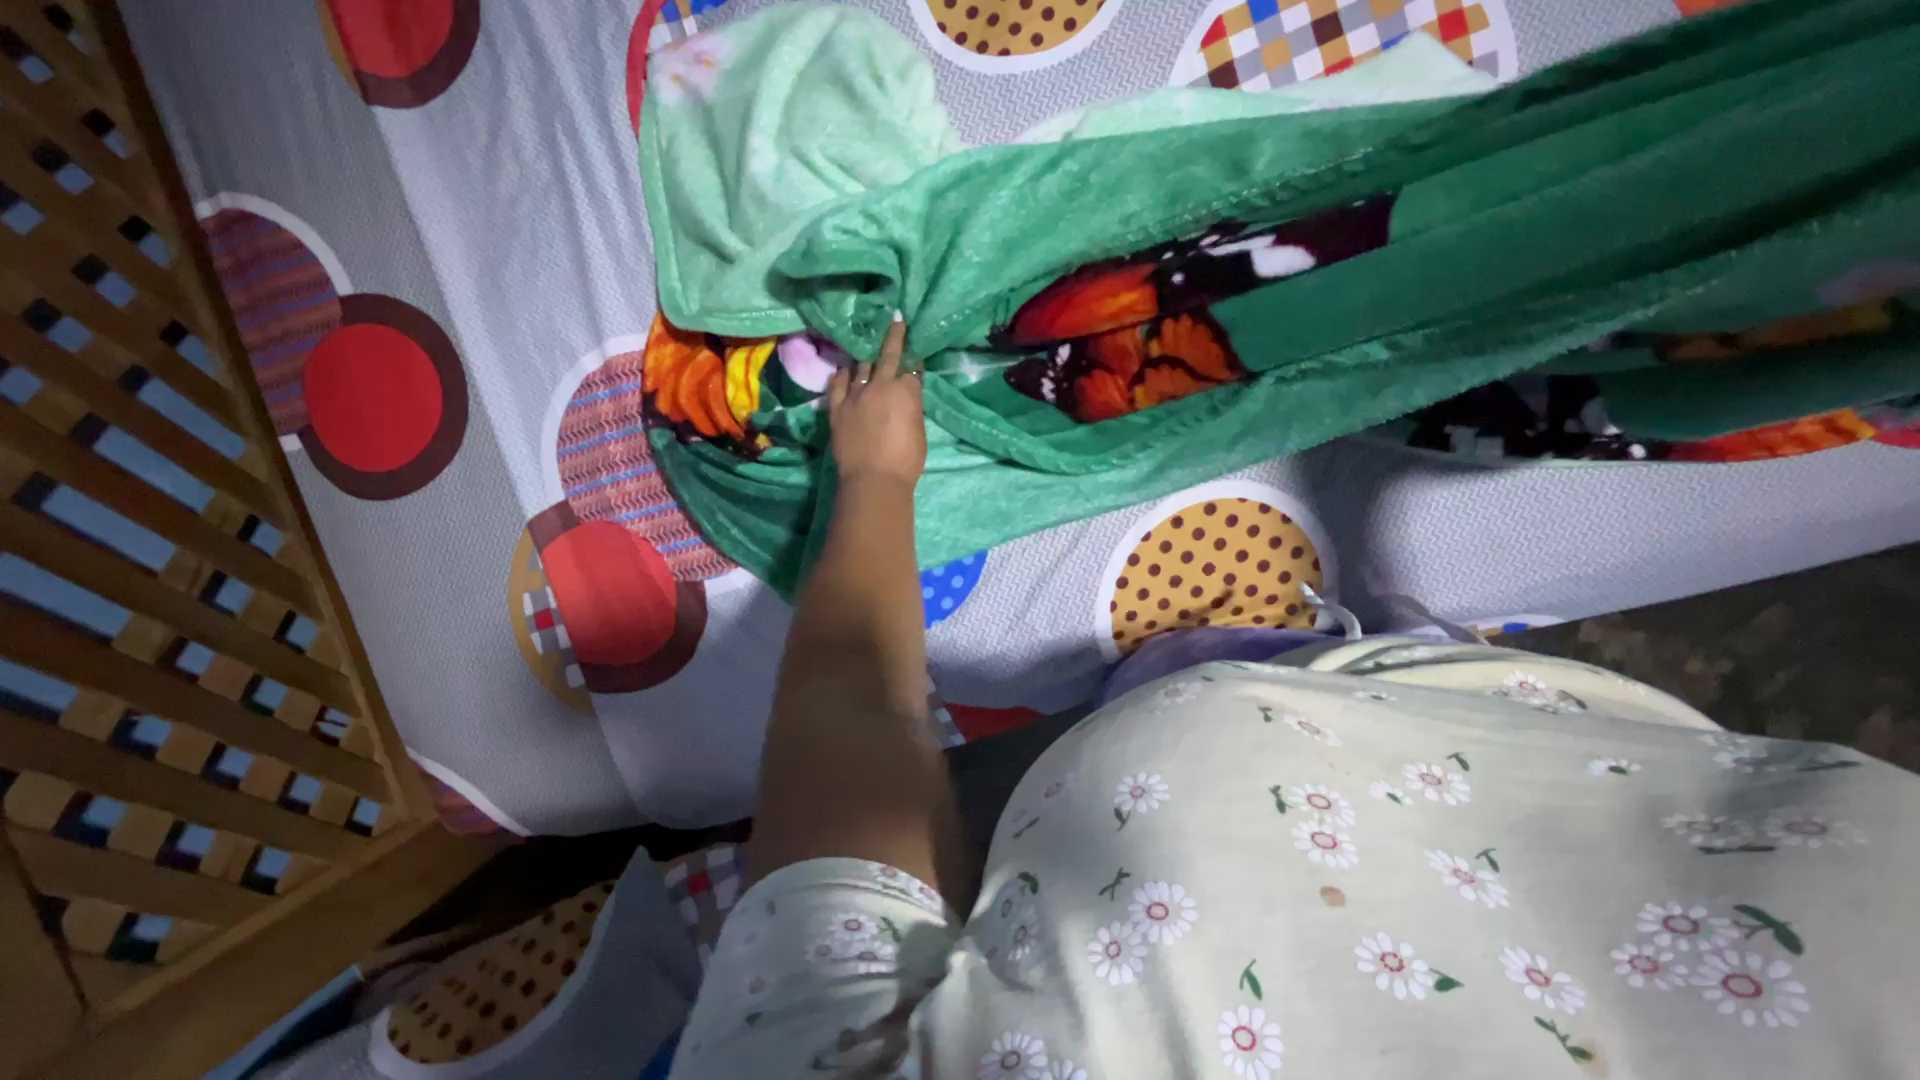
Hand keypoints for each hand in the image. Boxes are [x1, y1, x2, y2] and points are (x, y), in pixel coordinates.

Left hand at [828, 315, 925, 488]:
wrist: (873, 479)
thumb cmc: (905, 461)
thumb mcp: (919, 432)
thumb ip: (912, 409)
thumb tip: (908, 399)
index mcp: (906, 391)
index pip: (912, 369)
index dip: (915, 362)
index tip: (916, 356)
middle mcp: (881, 385)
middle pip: (888, 355)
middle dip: (894, 337)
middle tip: (896, 321)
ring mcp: (856, 394)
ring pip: (862, 366)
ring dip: (867, 357)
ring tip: (867, 347)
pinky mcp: (837, 407)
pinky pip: (838, 383)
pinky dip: (843, 374)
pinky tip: (844, 369)